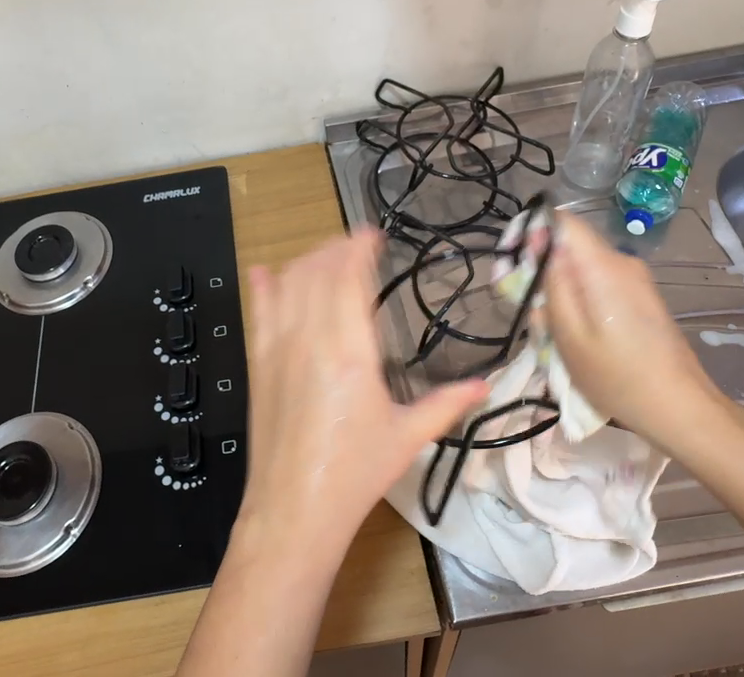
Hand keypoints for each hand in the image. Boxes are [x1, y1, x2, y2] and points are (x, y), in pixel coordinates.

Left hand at [236, 229, 487, 555]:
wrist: (294, 508)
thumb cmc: (356, 473)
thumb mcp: (408, 438)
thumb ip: (447, 405)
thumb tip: (486, 385)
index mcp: (350, 352)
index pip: (349, 279)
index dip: (358, 249)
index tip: (372, 234)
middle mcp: (310, 340)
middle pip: (317, 273)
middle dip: (335, 249)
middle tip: (355, 245)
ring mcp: (278, 349)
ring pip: (287, 285)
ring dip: (306, 261)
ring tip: (326, 256)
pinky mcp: (258, 364)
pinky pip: (258, 313)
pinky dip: (263, 288)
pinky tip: (264, 272)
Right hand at [539, 211, 726, 448]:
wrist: (680, 409)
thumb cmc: (617, 377)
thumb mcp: (569, 334)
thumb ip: (552, 282)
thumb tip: (539, 241)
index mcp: (603, 266)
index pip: (562, 220)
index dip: (532, 230)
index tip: (513, 261)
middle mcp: (622, 262)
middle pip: (571, 243)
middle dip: (541, 264)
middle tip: (522, 301)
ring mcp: (636, 279)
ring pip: (582, 265)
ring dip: (559, 285)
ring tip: (545, 324)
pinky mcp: (641, 296)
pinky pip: (598, 281)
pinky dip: (579, 296)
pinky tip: (572, 330)